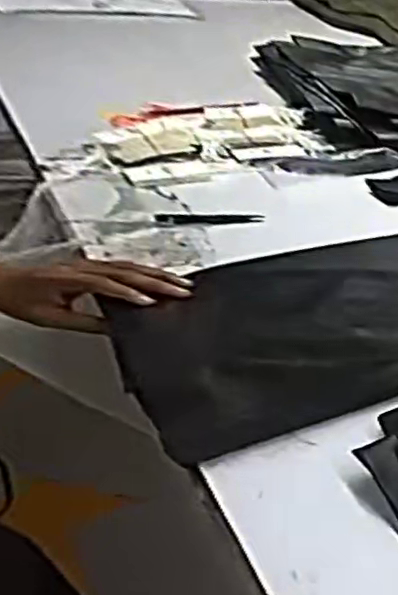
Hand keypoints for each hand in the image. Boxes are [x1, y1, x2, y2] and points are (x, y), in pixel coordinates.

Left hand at [0, 261, 191, 332]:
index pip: (105, 284)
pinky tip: (161, 275)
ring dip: (158, 274)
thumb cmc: (16, 298)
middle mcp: (79, 268)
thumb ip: (86, 324)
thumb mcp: (50, 318)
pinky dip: (147, 270)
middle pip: (125, 272)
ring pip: (129, 266)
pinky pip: (124, 264)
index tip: (151, 303)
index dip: (128, 294)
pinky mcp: (91, 265)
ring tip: (183, 282)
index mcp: (66, 278)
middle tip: (183, 291)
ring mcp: (86, 264)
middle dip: (157, 282)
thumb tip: (117, 330)